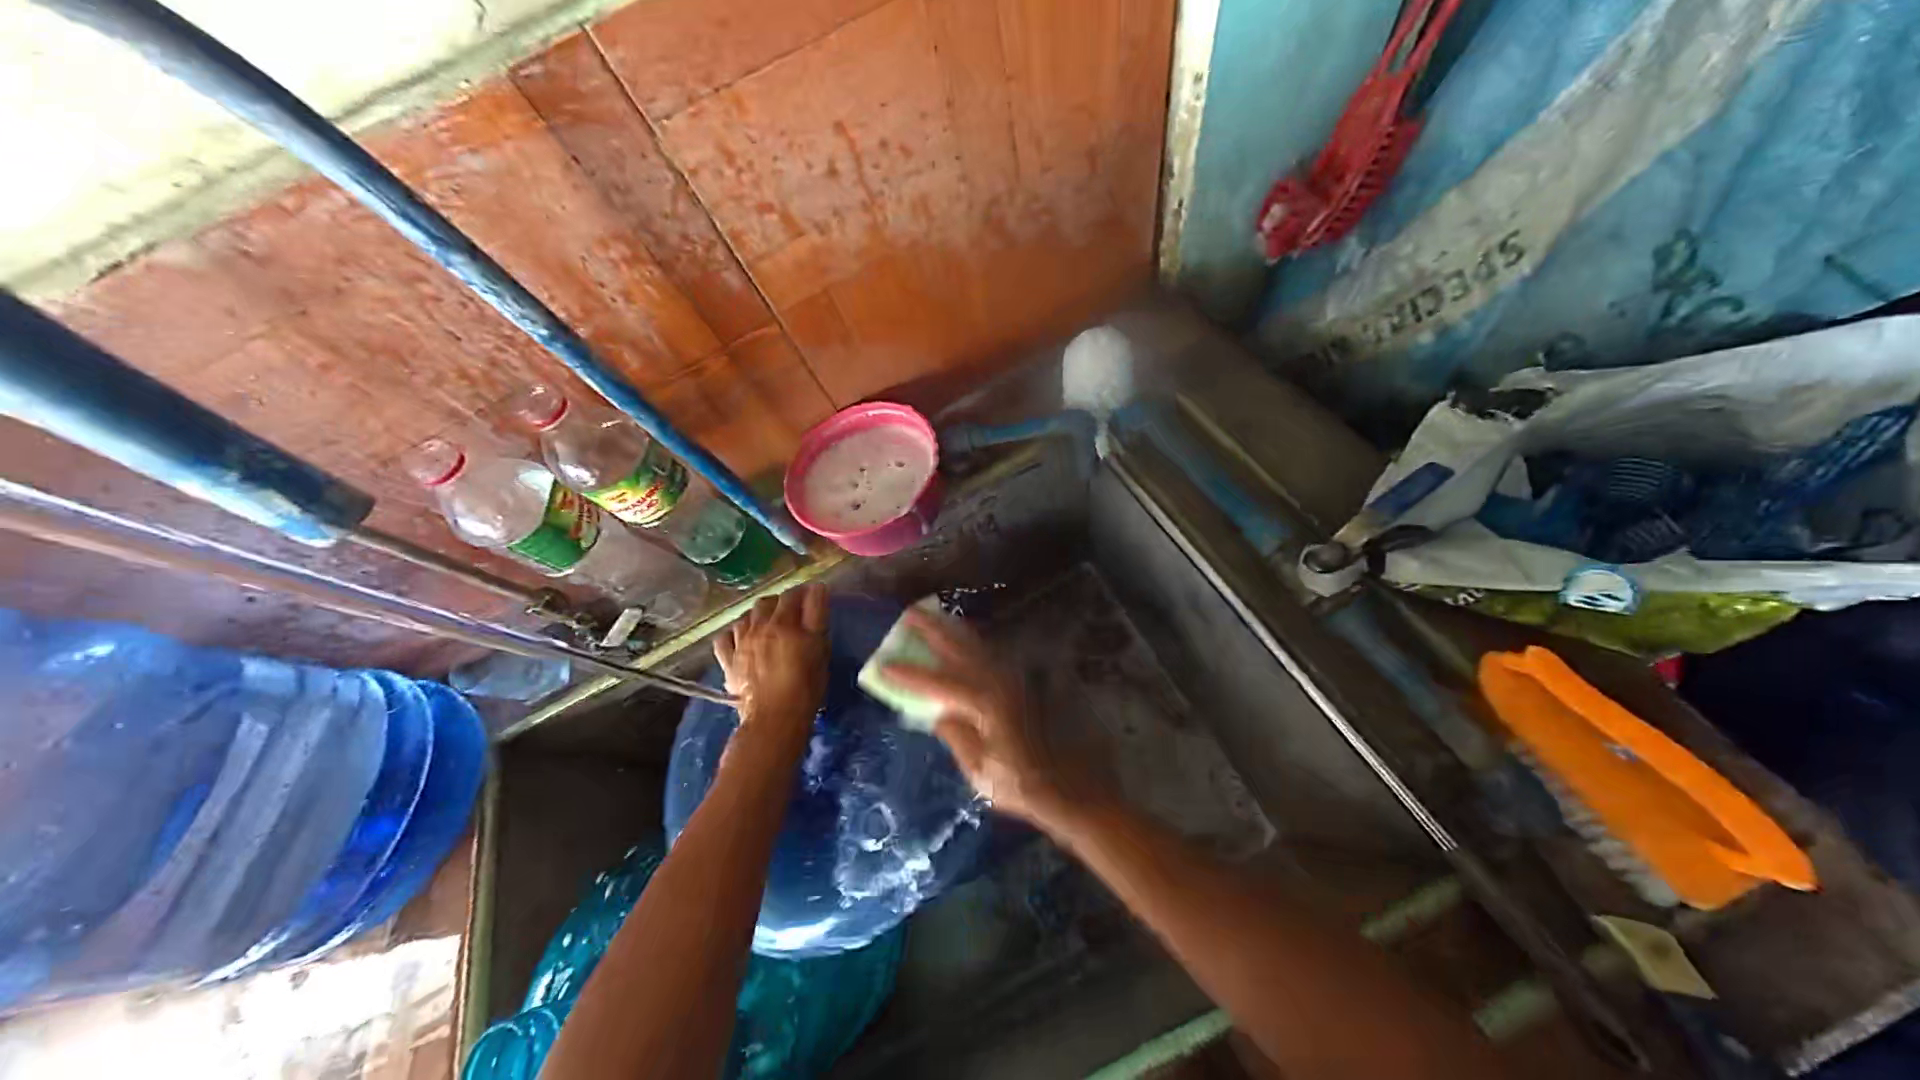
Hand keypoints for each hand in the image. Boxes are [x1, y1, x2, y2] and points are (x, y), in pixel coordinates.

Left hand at [714, 586, 829, 738]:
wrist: (773, 719)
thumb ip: (817, 616)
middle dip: (781, 602)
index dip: (805, 593)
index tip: (813, 597)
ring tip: (769, 624)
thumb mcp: (820, 649)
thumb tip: (817, 588)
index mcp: (784, 623)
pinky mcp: (728, 661)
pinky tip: (741, 638)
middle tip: (794, 613)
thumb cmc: (805, 687)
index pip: (794, 595)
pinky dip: (734, 633)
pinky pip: (725, 637)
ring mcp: (740, 643)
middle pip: (768, 601)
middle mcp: (759, 627)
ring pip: (746, 616)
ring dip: (758, 615)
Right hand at [879, 609, 1067, 824]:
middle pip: (962, 649)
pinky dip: (977, 644)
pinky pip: (996, 656)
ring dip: (956, 631)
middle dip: (934, 630)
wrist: (1075, 789)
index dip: (909, 675)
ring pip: (981, 647)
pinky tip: (968, 640)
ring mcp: (1018, 680)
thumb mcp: (980, 772)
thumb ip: (956, 737)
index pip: (938, 683)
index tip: (884, 664)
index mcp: (986, 704)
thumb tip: (938, 714)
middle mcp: (1002, 682)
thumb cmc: (1025, 787)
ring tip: (936, 616)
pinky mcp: (1029, 685)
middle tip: (910, 614)